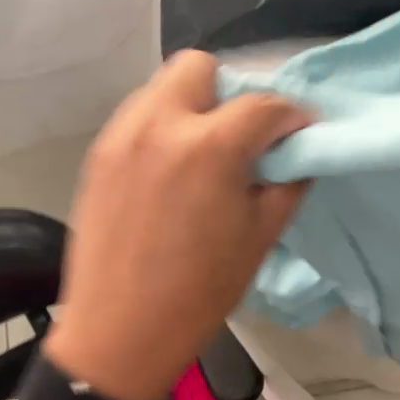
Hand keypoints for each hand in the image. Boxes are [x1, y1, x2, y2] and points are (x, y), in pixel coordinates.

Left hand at [43, 52, 310, 399]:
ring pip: (163, 88)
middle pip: (200, 67)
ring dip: (193, 107)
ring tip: (204, 157)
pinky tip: (171, 174)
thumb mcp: (259, 238)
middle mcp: (158, 124)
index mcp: (208, 147)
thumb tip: (298, 155)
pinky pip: (138, 119)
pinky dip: (163, 130)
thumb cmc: (200, 293)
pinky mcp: (98, 155)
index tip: (301, 134)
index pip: (263, 104)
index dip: (293, 116)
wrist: (120, 332)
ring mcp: (121, 136)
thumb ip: (287, 184)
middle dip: (230, 92)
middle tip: (241, 138)